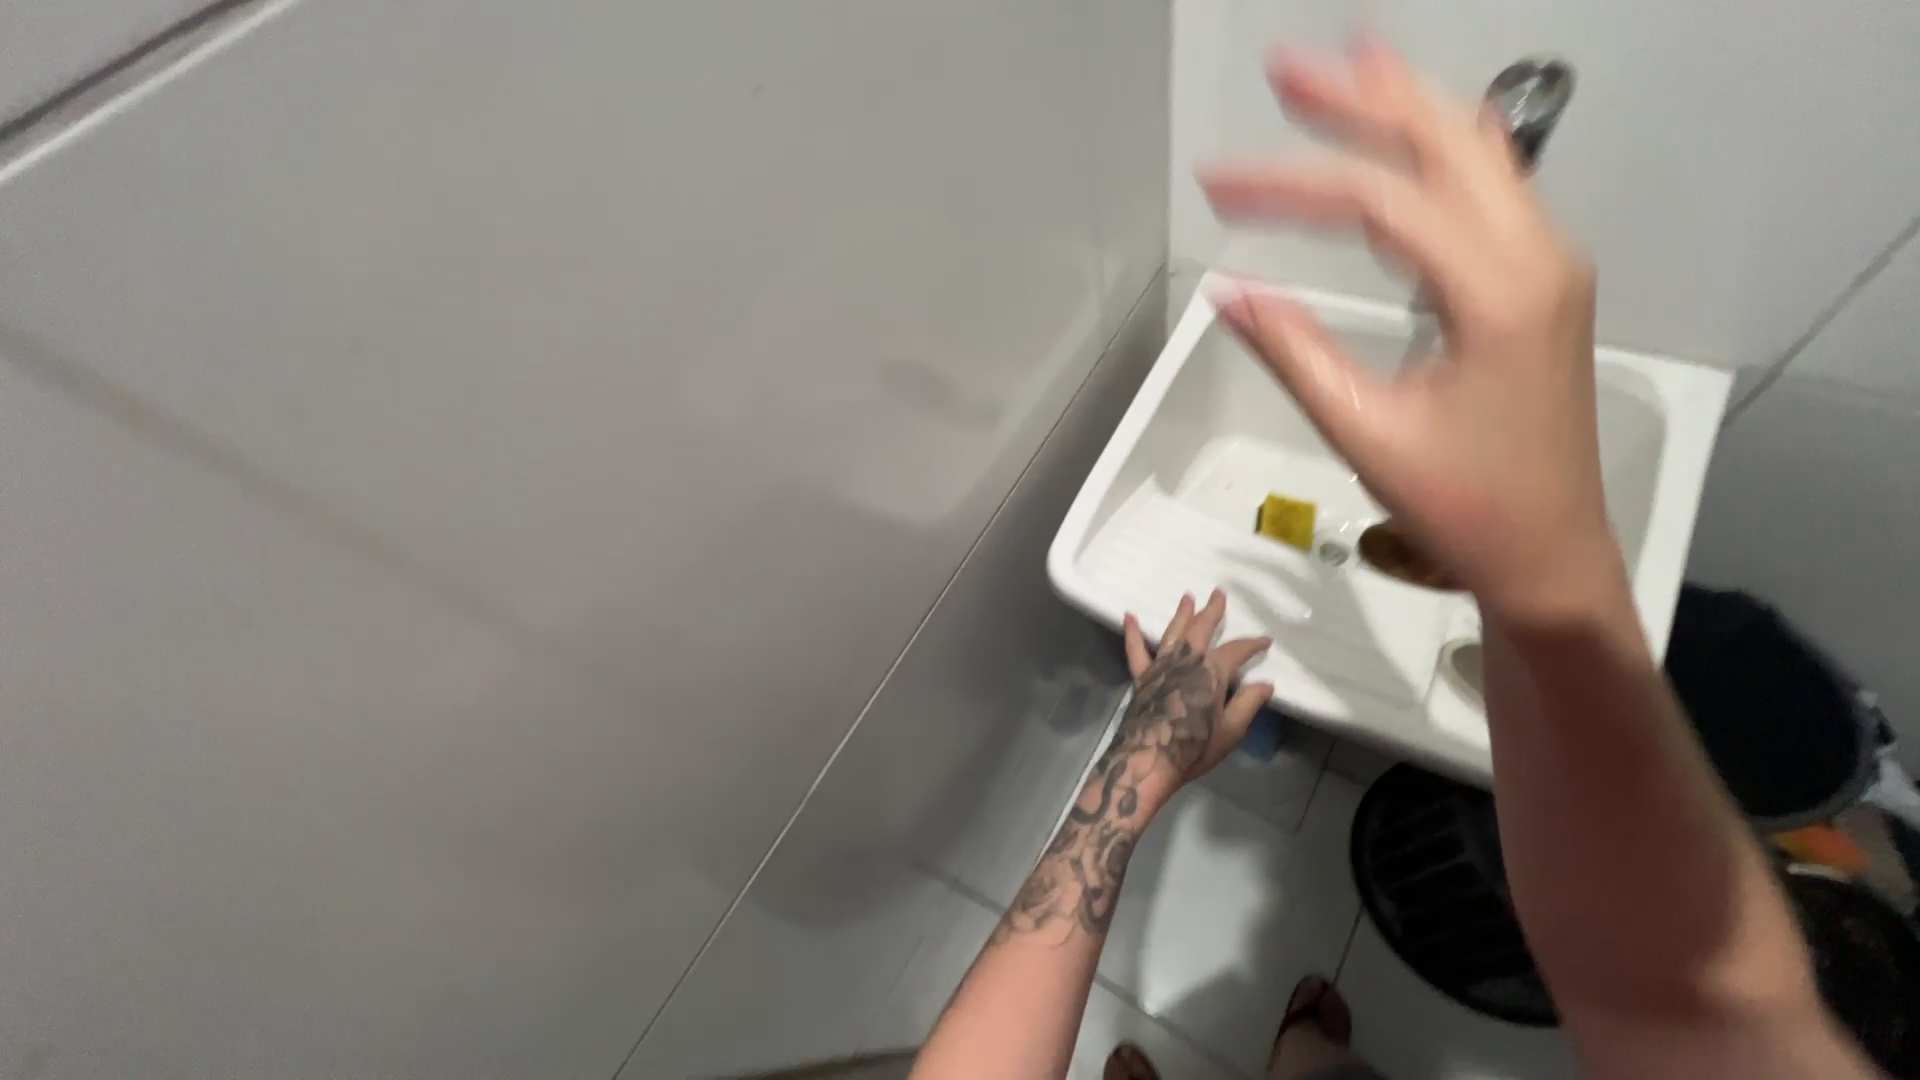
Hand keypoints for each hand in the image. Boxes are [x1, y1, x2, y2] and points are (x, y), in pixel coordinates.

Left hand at [1116, 589, 1272, 788]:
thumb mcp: (1231, 730)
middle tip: (1219, 593)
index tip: (1265, 640)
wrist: (1148, 759)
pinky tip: (1129, 616)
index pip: (1237, 651)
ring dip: (1182, 614)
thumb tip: (1266, 684)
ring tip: (1187, 597)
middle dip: (1212, 611)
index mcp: (1212, 672)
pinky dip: (1132, 632)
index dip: (1252, 644)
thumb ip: (1248, 703)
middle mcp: (1186, 660)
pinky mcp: (1141, 676)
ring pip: (1173, 633)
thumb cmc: (1194, 747)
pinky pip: (1136, 650)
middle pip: (1201, 629)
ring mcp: (1161, 666)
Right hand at [1197, 36, 1622, 620]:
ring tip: (1343, 67)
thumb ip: (1293, 352)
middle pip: (1442, 142)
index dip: (1288, 186)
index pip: (1379, 203)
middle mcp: (1535, 252)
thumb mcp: (1363, 430)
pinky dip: (1435, 149)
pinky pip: (1485, 189)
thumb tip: (1225, 292)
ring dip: (1403, 107)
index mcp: (1496, 290)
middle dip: (1358, 99)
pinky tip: (1403, 134)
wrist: (1549, 550)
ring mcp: (1544, 262)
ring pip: (1474, 153)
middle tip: (1285, 66)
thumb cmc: (1462, 504)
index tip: (1214, 186)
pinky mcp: (1535, 281)